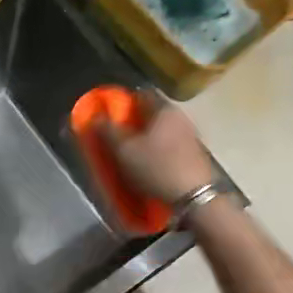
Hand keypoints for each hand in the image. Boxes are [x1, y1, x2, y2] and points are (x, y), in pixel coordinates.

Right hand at [95, 105, 214, 203]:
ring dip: (149, 139)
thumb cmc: (156, 168)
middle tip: (120, 138)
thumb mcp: (125, 151)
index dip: (123, 103)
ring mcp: (191, 136)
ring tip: (135, 155)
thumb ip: (108, 131)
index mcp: (164, 109)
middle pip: (153, 114)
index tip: (112, 117)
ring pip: (163, 131)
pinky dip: (161, 151)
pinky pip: (172, 146)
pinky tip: (153, 166)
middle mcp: (181, 117)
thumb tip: (96, 116)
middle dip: (135, 123)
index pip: (141, 95)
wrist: (194, 198)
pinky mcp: (196, 155)